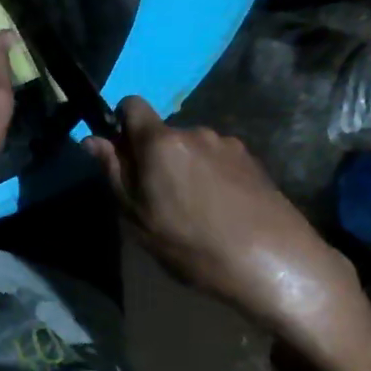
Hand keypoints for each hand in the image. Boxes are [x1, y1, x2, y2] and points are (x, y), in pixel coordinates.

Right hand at [85, 97, 366, 347]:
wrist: (277, 265)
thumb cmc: (192, 244)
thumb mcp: (138, 216)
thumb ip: (114, 173)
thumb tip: (93, 140)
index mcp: (160, 141)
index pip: (131, 105)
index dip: (121, 125)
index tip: (122, 158)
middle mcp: (195, 132)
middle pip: (161, 133)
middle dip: (153, 156)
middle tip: (156, 199)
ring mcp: (228, 145)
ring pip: (190, 148)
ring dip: (184, 168)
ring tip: (193, 210)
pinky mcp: (254, 162)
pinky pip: (216, 160)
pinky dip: (210, 177)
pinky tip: (221, 212)